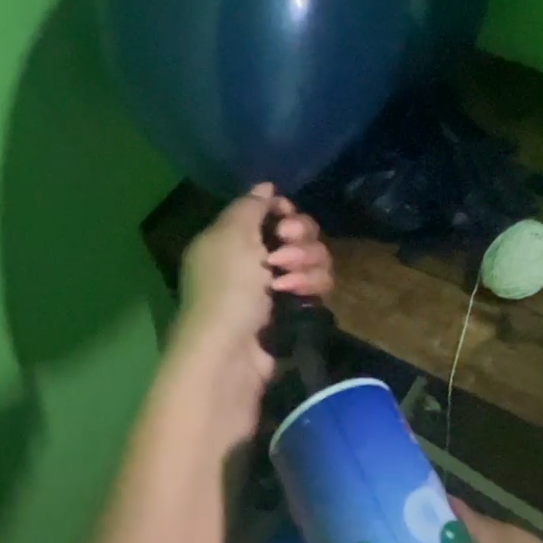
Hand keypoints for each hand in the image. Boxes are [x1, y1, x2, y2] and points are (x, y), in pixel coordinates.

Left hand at [162, 184, 332, 449]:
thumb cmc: (225, 288)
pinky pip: (318, 284)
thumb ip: (251, 205)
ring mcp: (275, 286)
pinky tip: (296, 295)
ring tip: (286, 283)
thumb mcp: (230, 234)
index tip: (284, 218)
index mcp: (231, 239)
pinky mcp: (295, 310)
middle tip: (282, 255)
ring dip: (305, 264)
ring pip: (314, 257)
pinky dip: (310, 286)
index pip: (271, 211)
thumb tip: (267, 187)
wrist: (230, 354)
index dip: (284, 211)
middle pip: (299, 232)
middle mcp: (254, 260)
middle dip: (299, 238)